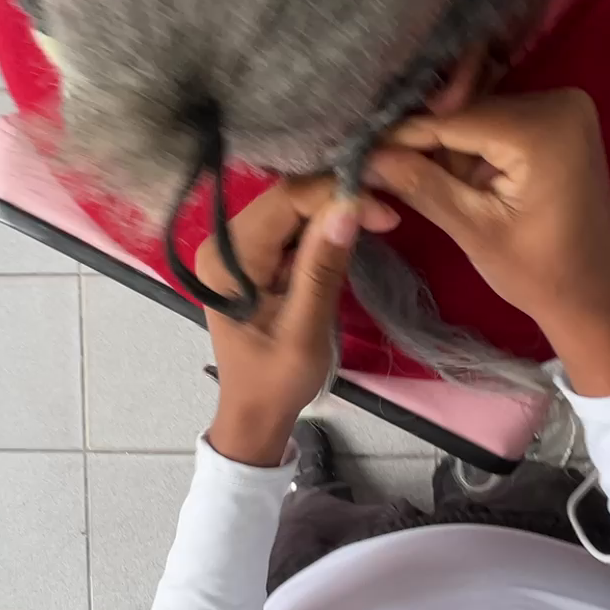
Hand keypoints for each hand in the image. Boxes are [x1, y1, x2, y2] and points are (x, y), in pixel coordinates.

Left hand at [199, 178, 399, 465]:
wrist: (255, 412)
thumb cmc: (276, 381)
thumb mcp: (304, 331)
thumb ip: (321, 269)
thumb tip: (348, 208)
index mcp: (227, 259)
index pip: (285, 202)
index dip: (336, 196)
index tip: (385, 214)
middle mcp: (224, 243)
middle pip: (287, 199)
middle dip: (337, 200)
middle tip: (385, 216)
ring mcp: (237, 249)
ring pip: (292, 210)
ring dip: (332, 212)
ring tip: (375, 221)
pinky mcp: (252, 259)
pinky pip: (290, 229)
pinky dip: (321, 230)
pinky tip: (348, 235)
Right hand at [366, 90, 609, 396]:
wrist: (590, 293)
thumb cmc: (536, 273)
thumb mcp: (472, 231)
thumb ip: (421, 185)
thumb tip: (364, 157)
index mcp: (543, 127)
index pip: (454, 119)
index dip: (401, 135)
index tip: (356, 148)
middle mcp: (559, 99)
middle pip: (465, 113)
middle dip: (425, 143)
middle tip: (380, 172)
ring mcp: (563, 106)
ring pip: (476, 117)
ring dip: (446, 149)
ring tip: (421, 182)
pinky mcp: (558, 120)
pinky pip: (495, 125)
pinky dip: (469, 150)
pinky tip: (452, 177)